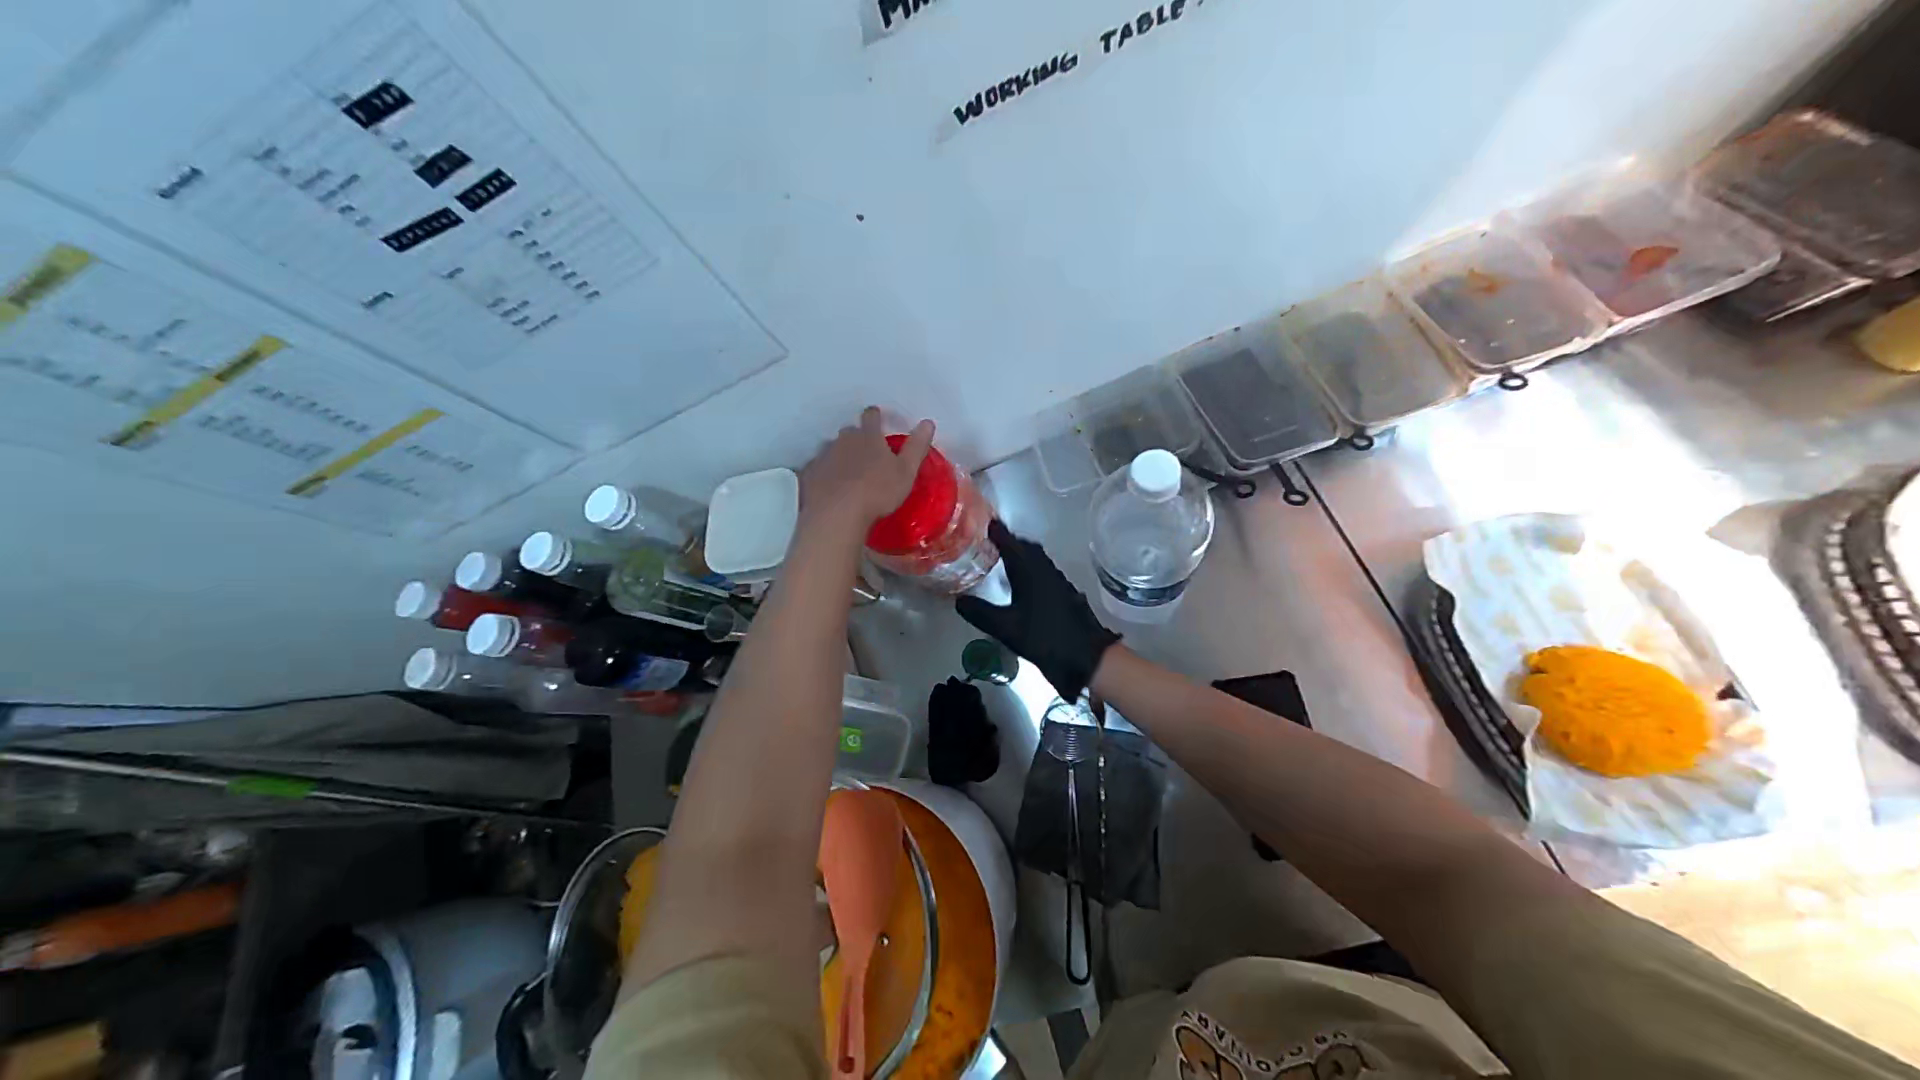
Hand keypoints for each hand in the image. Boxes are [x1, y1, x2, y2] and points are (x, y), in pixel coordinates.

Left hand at [800, 407, 934, 531]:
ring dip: (839, 456)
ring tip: (847, 474)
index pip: (871, 416)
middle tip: (866, 454)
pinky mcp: (809, 474)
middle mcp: (843, 440)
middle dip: (857, 439)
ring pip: (832, 449)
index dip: (875, 416)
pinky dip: (824, 474)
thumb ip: (916, 447)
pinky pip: (817, 469)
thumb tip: (928, 422)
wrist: (838, 514)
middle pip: (849, 432)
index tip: (878, 419)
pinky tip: (829, 487)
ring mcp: (823, 456)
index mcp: (868, 436)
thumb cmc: (878, 492)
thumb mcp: (906, 472)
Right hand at [956, 520, 1120, 701]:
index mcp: (1030, 571)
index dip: (997, 532)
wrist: (1086, 656)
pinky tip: (1022, 583)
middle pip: (1025, 546)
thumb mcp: (1006, 628)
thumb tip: (958, 600)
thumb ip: (980, 613)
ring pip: (1036, 558)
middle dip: (1008, 541)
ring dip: (1020, 553)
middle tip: (989, 542)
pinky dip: (1030, 567)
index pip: (1010, 543)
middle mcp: (1045, 569)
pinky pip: (1043, 570)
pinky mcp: (1065, 591)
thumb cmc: (1044, 638)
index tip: (983, 524)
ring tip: (1002, 559)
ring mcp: (1058, 580)